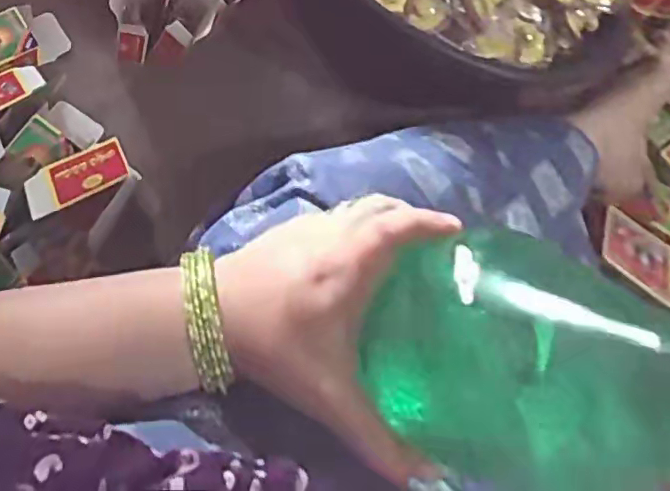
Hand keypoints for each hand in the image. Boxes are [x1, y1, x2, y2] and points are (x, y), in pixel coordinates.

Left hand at [213, 196, 461, 487]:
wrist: (213, 310)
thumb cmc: (276, 345)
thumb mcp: (330, 397)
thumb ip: (379, 441)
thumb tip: (428, 479)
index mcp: (349, 263)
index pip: (396, 226)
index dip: (428, 222)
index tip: (456, 228)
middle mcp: (331, 235)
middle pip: (377, 207)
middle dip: (409, 214)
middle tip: (432, 236)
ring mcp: (304, 227)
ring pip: (352, 207)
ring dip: (379, 214)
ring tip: (398, 240)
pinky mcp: (284, 229)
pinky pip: (331, 215)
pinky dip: (353, 220)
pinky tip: (351, 249)